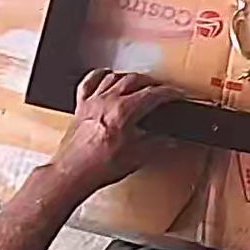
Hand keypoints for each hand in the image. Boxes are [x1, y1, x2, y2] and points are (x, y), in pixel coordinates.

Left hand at [40, 70, 184, 198]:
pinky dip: (99, 75)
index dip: (170, 93)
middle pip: (135, 80)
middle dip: (152, 83)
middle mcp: (107, 101)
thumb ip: (157, 145)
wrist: (72, 174)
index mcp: (123, 112)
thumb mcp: (137, 158)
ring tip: (139, 83)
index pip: (153, 94)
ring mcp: (92, 101)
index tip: (177, 94)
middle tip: (162, 90)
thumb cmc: (98, 167)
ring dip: (130, 77)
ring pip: (114, 77)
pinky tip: (106, 75)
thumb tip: (169, 141)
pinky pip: (89, 82)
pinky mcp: (81, 106)